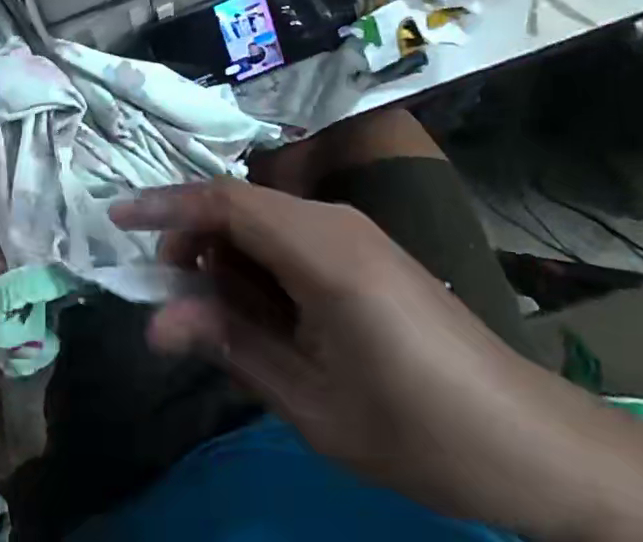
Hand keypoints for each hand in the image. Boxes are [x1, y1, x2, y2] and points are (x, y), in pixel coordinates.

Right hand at [111, 180, 555, 525]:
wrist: (527, 441)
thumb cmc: (416, 430)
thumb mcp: (310, 402)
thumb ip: (231, 347)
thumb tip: (158, 322)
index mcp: (324, 253)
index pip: (225, 201)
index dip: (165, 205)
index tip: (115, 218)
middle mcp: (337, 223)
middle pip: (240, 207)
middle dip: (194, 243)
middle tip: (173, 304)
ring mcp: (355, 232)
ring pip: (264, 222)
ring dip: (227, 260)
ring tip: (220, 323)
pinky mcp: (365, 250)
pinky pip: (292, 238)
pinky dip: (260, 267)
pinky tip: (264, 317)